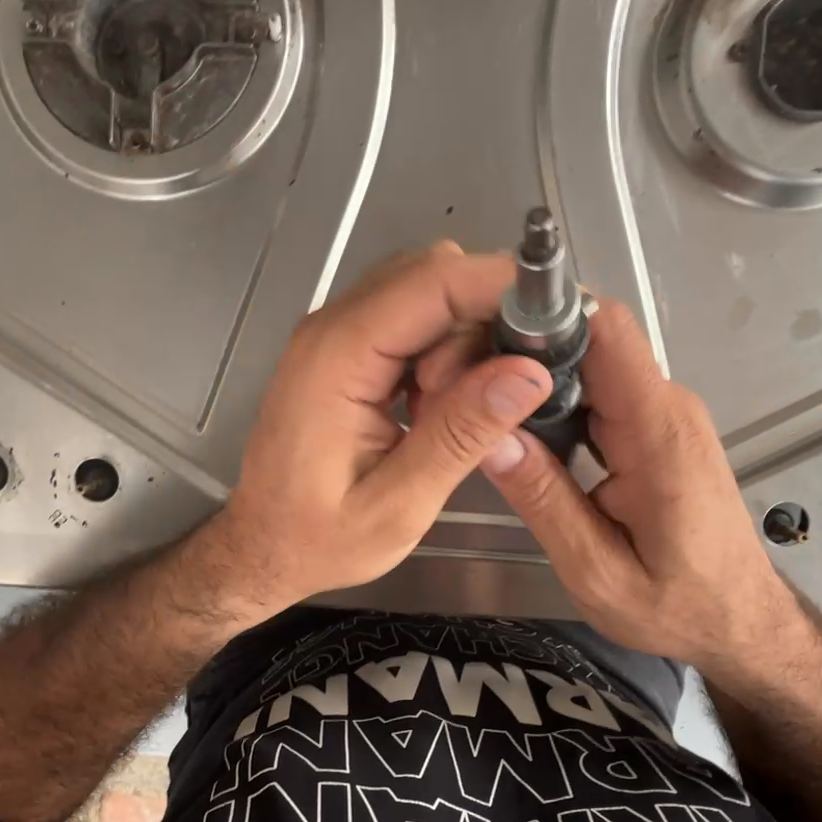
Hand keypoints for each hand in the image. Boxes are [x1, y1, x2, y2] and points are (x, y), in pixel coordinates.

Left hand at [201, 243, 553, 618]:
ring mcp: (334, 336)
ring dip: (461, 340)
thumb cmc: (316, 539)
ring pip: (424, 293)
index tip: (557, 314)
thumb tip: (528, 374)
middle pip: (430, 275)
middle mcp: (330, 330)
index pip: (430, 283)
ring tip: (450, 413)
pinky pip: (408, 321)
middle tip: (491, 395)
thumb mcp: (398, 504)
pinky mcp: (344, 351)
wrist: (263, 546)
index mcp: (336, 358)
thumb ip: (461, 435)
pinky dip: (440, 351)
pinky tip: (435, 405)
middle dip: (482, 319)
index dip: (500, 285)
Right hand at [480, 298, 801, 668]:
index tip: (479, 335)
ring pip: (587, 365)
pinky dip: (552, 403)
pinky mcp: (654, 428)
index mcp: (658, 433)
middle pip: (588, 341)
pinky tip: (516, 431)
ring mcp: (662, 414)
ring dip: (531, 379)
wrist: (741, 622)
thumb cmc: (678, 607)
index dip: (543, 317)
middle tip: (456, 384)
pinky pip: (596, 393)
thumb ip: (545, 503)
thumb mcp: (598, 571)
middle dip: (521, 351)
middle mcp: (665, 407)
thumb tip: (491, 439)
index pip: (606, 330)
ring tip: (476, 408)